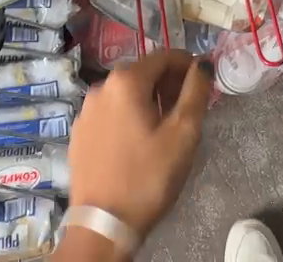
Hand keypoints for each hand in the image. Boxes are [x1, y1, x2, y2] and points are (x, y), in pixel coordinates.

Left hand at [66, 51, 212, 246]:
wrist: (102, 226)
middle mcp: (101, 86)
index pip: (163, 56)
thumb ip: (196, 92)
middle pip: (143, 72)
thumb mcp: (183, 134)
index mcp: (126, 81)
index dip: (187, 64)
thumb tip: (203, 64)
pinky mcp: (79, 133)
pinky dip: (127, 115)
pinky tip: (137, 142)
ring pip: (124, 93)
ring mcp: (86, 110)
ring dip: (147, 99)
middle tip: (187, 108)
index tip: (203, 82)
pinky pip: (109, 112)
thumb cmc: (148, 177)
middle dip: (168, 83)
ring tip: (164, 127)